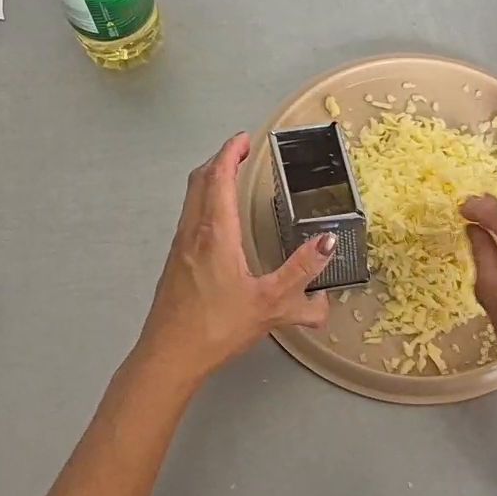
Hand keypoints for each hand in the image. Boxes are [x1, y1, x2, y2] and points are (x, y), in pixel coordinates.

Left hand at [135, 133, 334, 382]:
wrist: (169, 356)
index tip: (244, 139)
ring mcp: (179, 249)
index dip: (231, 153)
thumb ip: (302, 272)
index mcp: (215, 234)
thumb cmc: (216, 329)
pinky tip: (218, 226)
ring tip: (229, 180)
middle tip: (239, 152)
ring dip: (209, 182)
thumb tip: (327, 241)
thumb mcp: (271, 303)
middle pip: (199, 182)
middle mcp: (193, 234)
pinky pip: (188, 220)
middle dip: (219, 161)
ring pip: (190, 200)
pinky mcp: (175, 266)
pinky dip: (203, 205)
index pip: (219, 178)